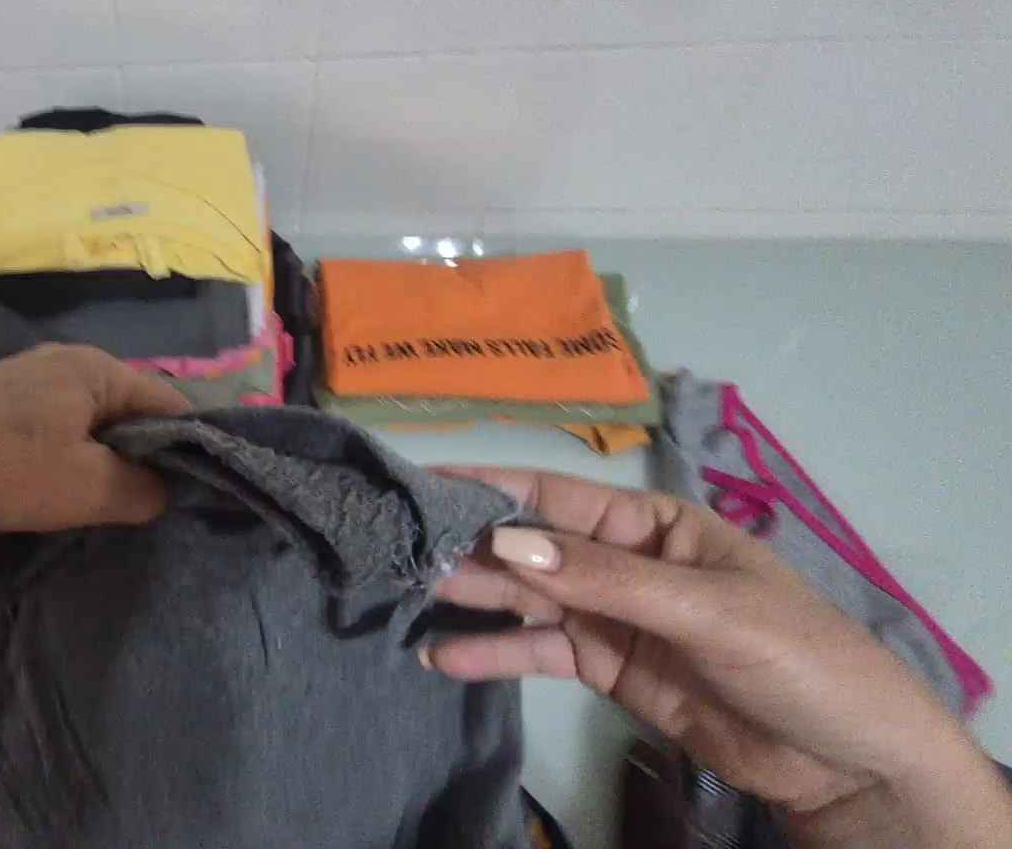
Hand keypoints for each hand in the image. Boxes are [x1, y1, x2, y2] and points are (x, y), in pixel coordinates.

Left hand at [0, 344, 191, 537]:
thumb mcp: (85, 487)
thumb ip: (142, 488)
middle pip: (127, 410)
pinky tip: (53, 485)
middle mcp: (64, 361)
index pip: (169, 404)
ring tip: (103, 502)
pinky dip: (64, 454)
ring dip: (100, 458)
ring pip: (87, 420)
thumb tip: (167, 489)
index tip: (197, 492)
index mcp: (95, 369)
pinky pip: (52, 424)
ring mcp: (26, 376)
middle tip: (150, 505)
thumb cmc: (1, 466)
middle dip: (142, 456)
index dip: (191, 448)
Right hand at [419, 468, 997, 832]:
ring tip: (408, 594)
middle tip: (400, 545)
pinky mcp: (596, 663)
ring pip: (519, 595)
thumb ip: (605, 577)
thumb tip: (506, 544)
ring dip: (467, 596)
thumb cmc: (802, 661)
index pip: (551, 496)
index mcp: (647, 524)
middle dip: (465, 546)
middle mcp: (614, 559)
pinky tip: (444, 657)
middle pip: (524, 546)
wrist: (856, 773)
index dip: (486, 488)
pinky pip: (533, 650)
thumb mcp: (710, 611)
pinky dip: (490, 654)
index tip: (421, 483)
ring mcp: (602, 612)